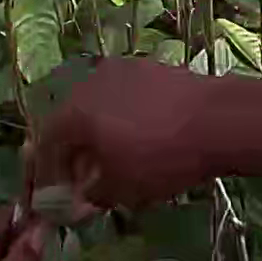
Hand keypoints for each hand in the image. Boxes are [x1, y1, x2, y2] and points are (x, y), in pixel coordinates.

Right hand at [26, 58, 226, 215]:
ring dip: (98, 131)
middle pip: (71, 118)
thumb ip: (91, 193)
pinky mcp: (149, 66)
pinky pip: (122, 94)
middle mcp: (93, 80)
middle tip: (83, 179)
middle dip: (73, 150)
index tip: (54, 194)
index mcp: (76, 109)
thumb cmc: (160, 156)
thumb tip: (84, 193)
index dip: (47, 171)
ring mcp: (123, 68)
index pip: (46, 141)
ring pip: (98, 104)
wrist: (214, 118)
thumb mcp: (120, 188)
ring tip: (113, 159)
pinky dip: (120, 115)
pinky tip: (138, 136)